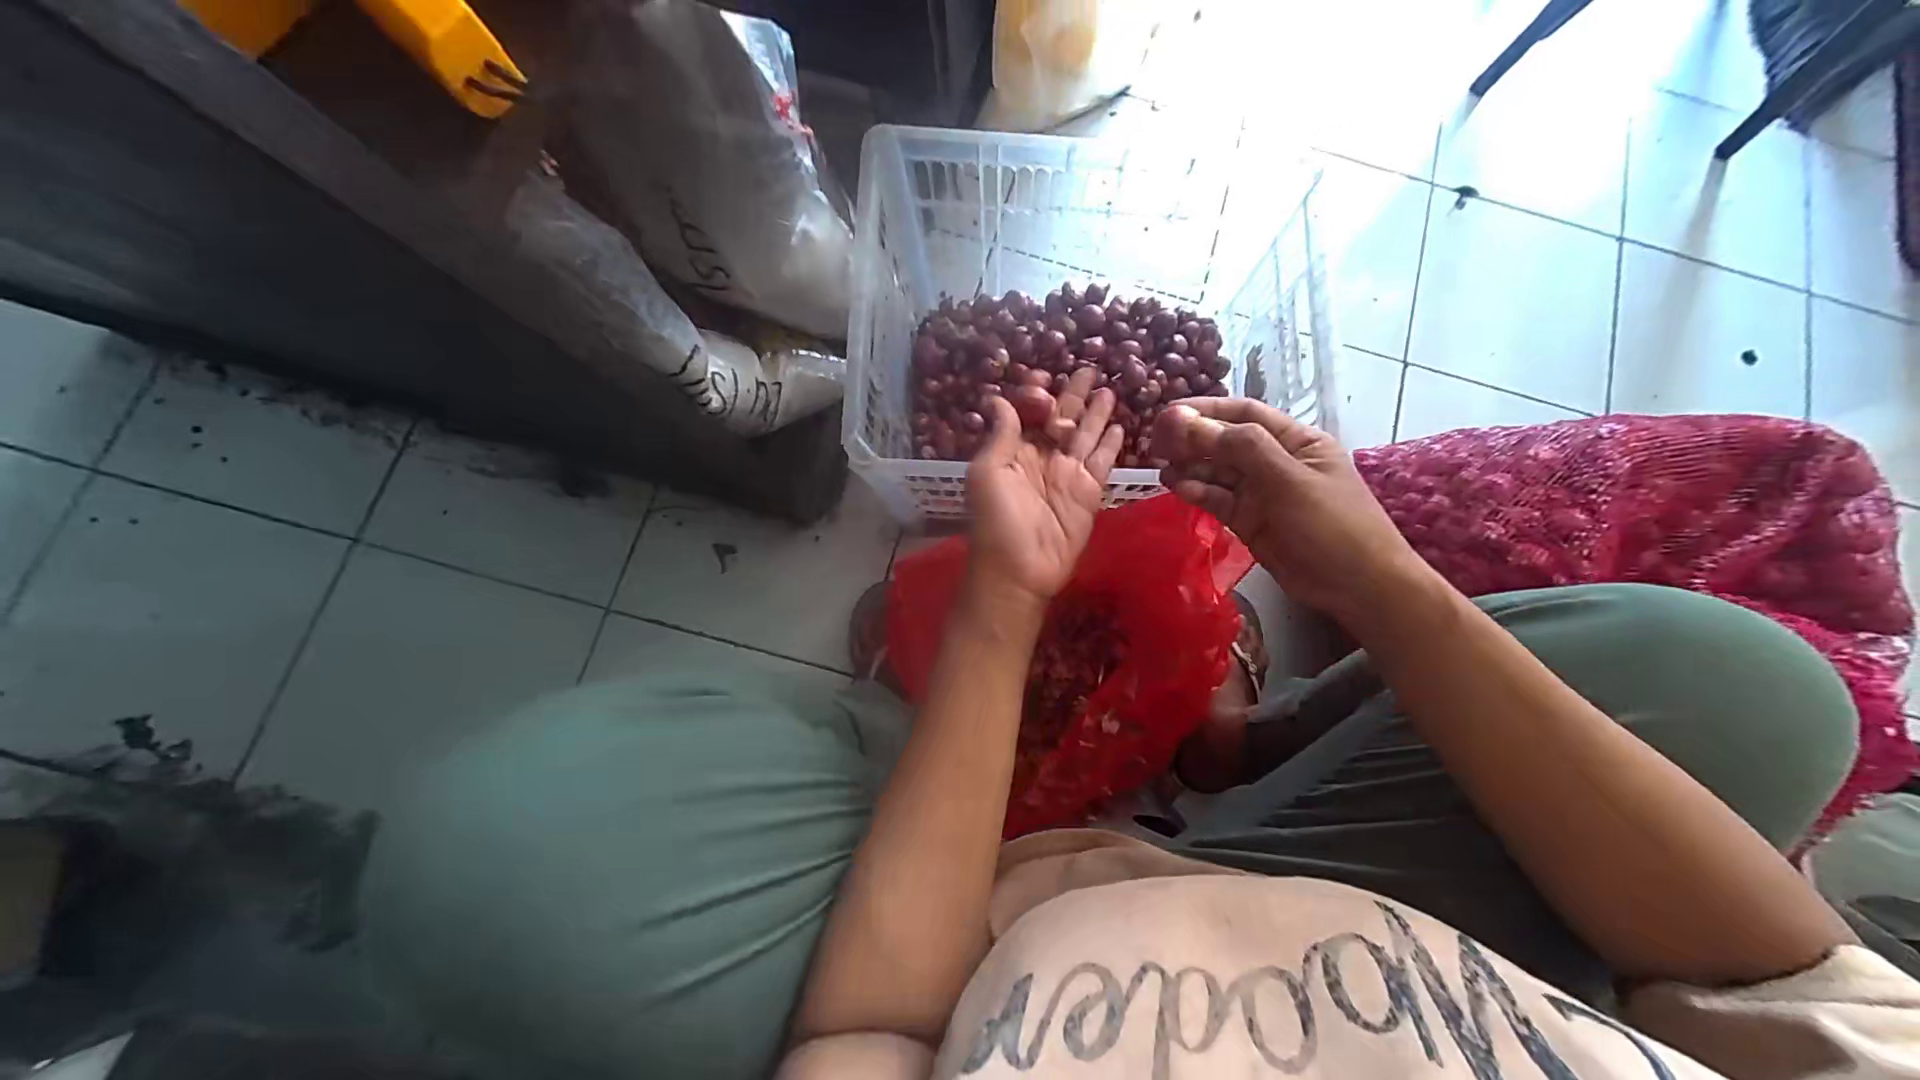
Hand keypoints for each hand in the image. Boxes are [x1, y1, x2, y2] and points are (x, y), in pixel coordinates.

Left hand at [966, 367, 1123, 611]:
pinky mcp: (1089, 492)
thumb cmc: (996, 521)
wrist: (1019, 570)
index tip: (1046, 374)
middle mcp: (1043, 458)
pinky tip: (1120, 423)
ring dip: (1095, 412)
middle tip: (1088, 368)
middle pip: (1061, 419)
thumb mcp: (986, 473)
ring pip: (1085, 434)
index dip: (1037, 394)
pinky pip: (1103, 461)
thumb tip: (999, 398)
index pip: (1029, 413)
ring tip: (1108, 387)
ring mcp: (1068, 474)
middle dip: (1072, 395)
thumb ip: (999, 435)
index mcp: (1014, 451)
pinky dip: (1111, 442)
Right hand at [1153, 398, 1438, 630]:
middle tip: (1155, 440)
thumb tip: (1190, 421)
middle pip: (1224, 441)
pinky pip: (1216, 499)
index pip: (1244, 414)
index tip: (1169, 412)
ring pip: (1216, 471)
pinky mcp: (1247, 520)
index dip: (1206, 410)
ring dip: (1189, 466)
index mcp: (1295, 440)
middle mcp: (1274, 461)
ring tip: (1160, 465)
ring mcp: (1260, 492)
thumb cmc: (1332, 525)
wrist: (1357, 586)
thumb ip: (1241, 448)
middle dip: (1191, 438)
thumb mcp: (1289, 479)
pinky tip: (1177, 487)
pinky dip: (1197, 492)